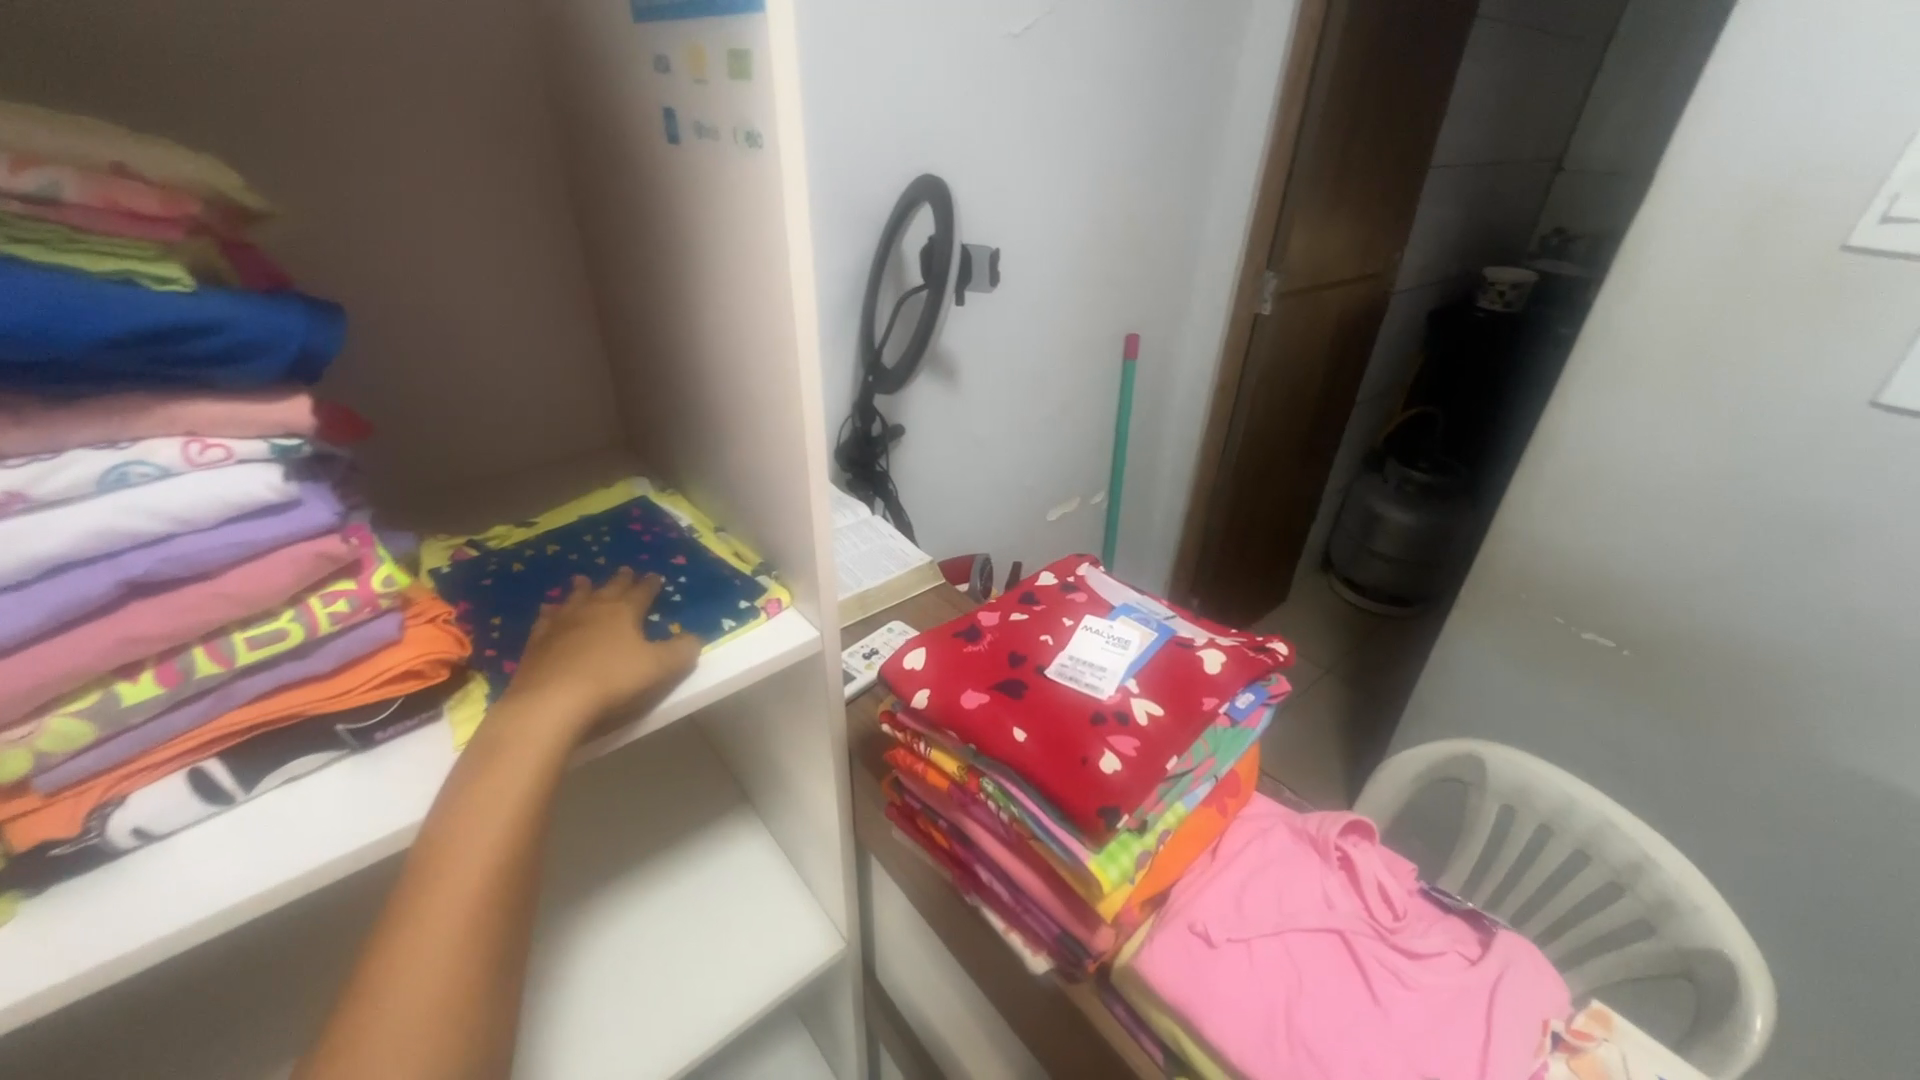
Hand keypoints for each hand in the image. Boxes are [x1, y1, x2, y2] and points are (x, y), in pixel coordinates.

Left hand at [498, 568, 701, 740]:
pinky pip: (546, 619)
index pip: (641, 592)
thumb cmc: (612, 681)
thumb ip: (681, 651)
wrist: (551, 701)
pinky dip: (551, 612)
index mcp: (624, 612)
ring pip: (575, 599)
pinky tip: (548, 610)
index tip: (656, 575)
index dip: (650, 584)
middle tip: (625, 570)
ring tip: (583, 580)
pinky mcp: (537, 642)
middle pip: (608, 589)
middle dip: (620, 580)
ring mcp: (561, 624)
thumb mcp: (660, 668)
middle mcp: (592, 610)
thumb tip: (694, 638)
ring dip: (582, 589)